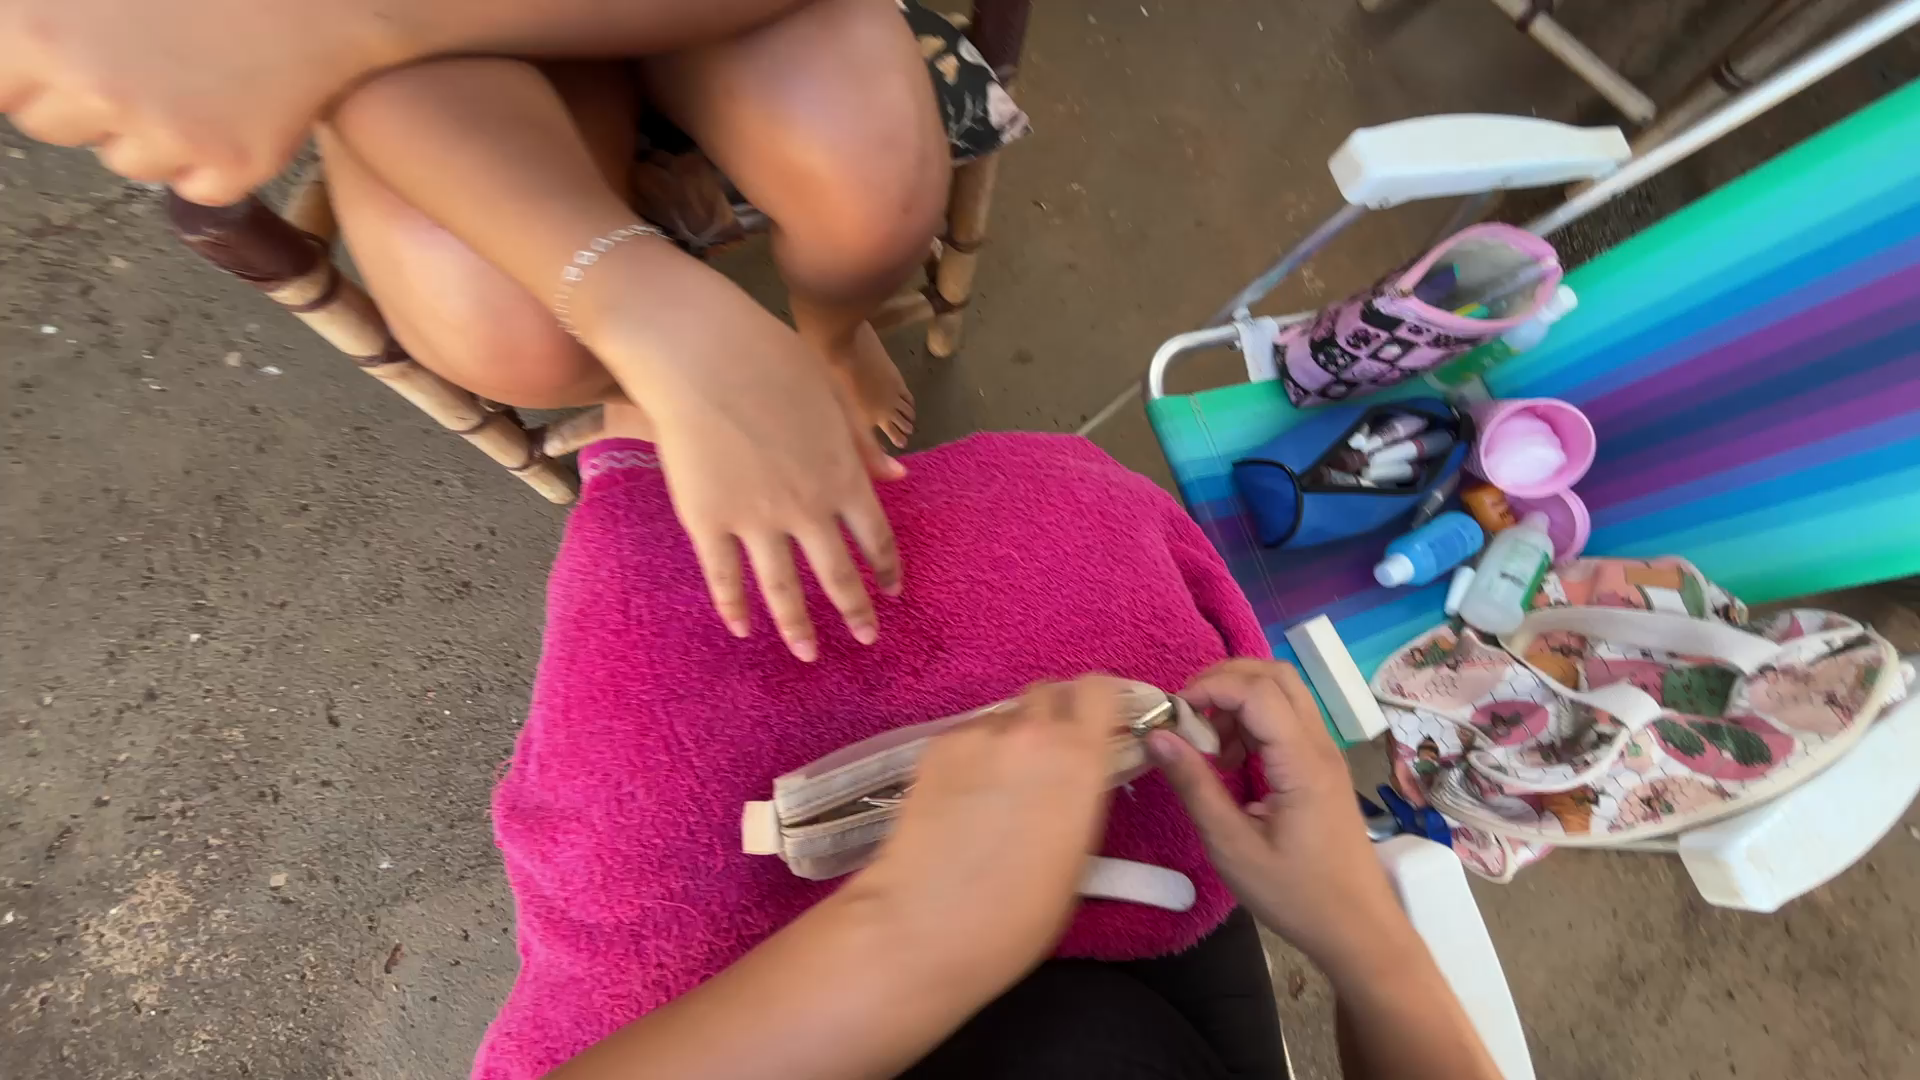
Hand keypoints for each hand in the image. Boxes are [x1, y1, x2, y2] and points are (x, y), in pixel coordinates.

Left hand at [0, 0, 399, 202]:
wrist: (297, 4)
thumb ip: (25, 25)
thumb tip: (16, 73)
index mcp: (28, 30)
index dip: (29, 75)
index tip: (63, 63)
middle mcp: (94, 88)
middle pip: (53, 129)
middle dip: (83, 109)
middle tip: (133, 73)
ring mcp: (171, 133)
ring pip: (128, 164)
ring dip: (149, 140)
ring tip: (186, 95)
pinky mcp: (236, 164)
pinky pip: (201, 191)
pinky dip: (210, 170)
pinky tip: (227, 128)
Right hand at [581, 262, 903, 660]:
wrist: (701, 354)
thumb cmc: (773, 363)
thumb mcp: (836, 399)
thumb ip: (865, 445)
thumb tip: (900, 475)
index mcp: (845, 478)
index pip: (877, 539)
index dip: (887, 569)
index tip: (894, 592)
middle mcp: (808, 510)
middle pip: (839, 575)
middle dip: (856, 611)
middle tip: (867, 638)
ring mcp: (757, 520)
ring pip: (785, 589)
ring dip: (800, 627)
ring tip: (809, 655)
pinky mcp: (708, 521)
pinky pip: (724, 577)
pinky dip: (735, 607)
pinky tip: (744, 629)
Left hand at [843, 678, 1122, 990]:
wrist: (924, 923)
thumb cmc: (1017, 914)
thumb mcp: (1077, 855)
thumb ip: (1081, 794)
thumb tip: (1078, 773)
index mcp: (1079, 759)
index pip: (1100, 688)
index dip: (1102, 701)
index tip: (1100, 722)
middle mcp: (1033, 732)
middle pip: (1051, 692)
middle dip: (1055, 715)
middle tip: (1049, 756)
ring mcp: (980, 733)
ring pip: (1007, 715)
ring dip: (1013, 737)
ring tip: (998, 785)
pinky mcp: (938, 742)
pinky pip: (971, 733)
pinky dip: (976, 752)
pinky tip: (963, 794)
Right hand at [1147, 659, 1401, 969]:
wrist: (1361, 934)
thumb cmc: (1296, 895)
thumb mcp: (1232, 847)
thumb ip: (1194, 786)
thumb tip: (1158, 735)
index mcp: (1302, 763)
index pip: (1257, 691)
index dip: (1210, 688)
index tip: (1175, 714)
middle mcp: (1319, 746)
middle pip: (1275, 675)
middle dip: (1224, 679)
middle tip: (1189, 711)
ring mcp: (1323, 753)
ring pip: (1281, 691)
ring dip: (1237, 698)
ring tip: (1207, 741)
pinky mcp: (1319, 766)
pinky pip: (1284, 717)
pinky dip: (1249, 719)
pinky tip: (1229, 758)